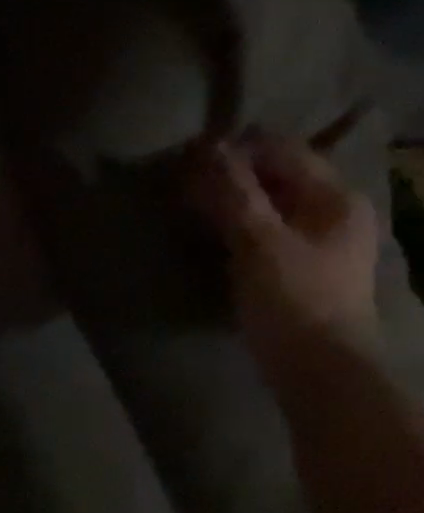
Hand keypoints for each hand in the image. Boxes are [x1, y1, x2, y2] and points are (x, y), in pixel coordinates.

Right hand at [190, 135, 380, 354]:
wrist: (317, 364)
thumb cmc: (293, 297)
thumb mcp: (259, 241)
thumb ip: (235, 193)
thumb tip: (209, 148)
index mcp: (335, 198)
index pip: (282, 151)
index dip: (235, 148)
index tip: (186, 156)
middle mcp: (332, 210)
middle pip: (275, 174)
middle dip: (227, 172)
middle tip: (178, 179)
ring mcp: (316, 236)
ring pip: (265, 199)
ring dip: (225, 195)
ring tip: (183, 200)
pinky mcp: (295, 259)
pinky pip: (260, 223)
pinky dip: (232, 217)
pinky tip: (204, 226)